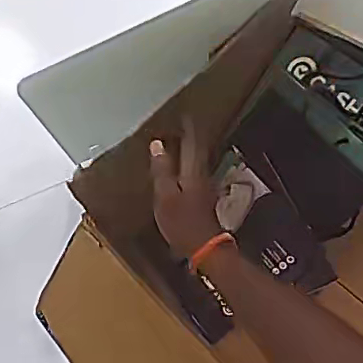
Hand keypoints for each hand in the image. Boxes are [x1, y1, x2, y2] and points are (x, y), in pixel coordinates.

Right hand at [149, 117, 222, 257]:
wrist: (203, 248)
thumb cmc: (182, 223)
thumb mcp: (165, 195)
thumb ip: (162, 169)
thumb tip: (157, 145)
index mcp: (193, 171)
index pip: (192, 142)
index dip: (188, 127)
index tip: (184, 114)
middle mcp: (202, 176)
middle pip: (196, 150)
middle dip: (189, 137)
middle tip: (179, 126)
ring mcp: (204, 188)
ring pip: (195, 162)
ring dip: (187, 152)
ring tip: (176, 144)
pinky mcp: (202, 199)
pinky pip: (193, 174)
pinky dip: (186, 167)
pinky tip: (178, 171)